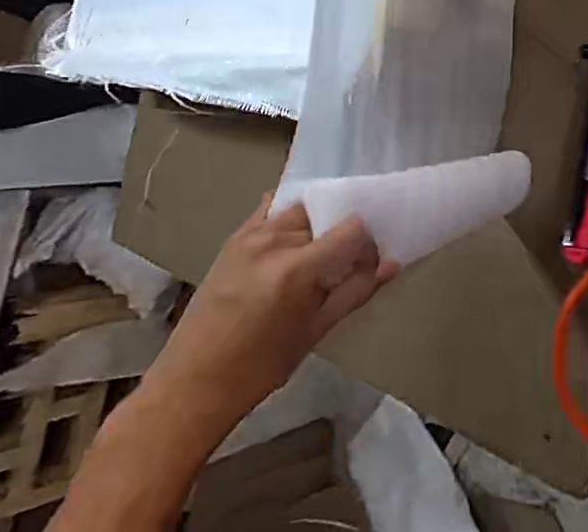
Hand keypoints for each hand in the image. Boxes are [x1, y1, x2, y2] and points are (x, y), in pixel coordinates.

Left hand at [148, 194, 398, 417]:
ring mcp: (250, 233)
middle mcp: (274, 240)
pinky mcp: (236, 235)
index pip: (352, 228)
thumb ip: (357, 290)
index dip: (368, 241)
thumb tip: (392, 263)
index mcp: (296, 269)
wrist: (195, 380)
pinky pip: (274, 208)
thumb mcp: (317, 330)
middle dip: (343, 234)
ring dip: (318, 225)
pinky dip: (291, 217)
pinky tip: (295, 240)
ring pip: (303, 209)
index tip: (370, 261)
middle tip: (344, 263)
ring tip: (317, 257)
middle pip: (327, 214)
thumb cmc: (261, 366)